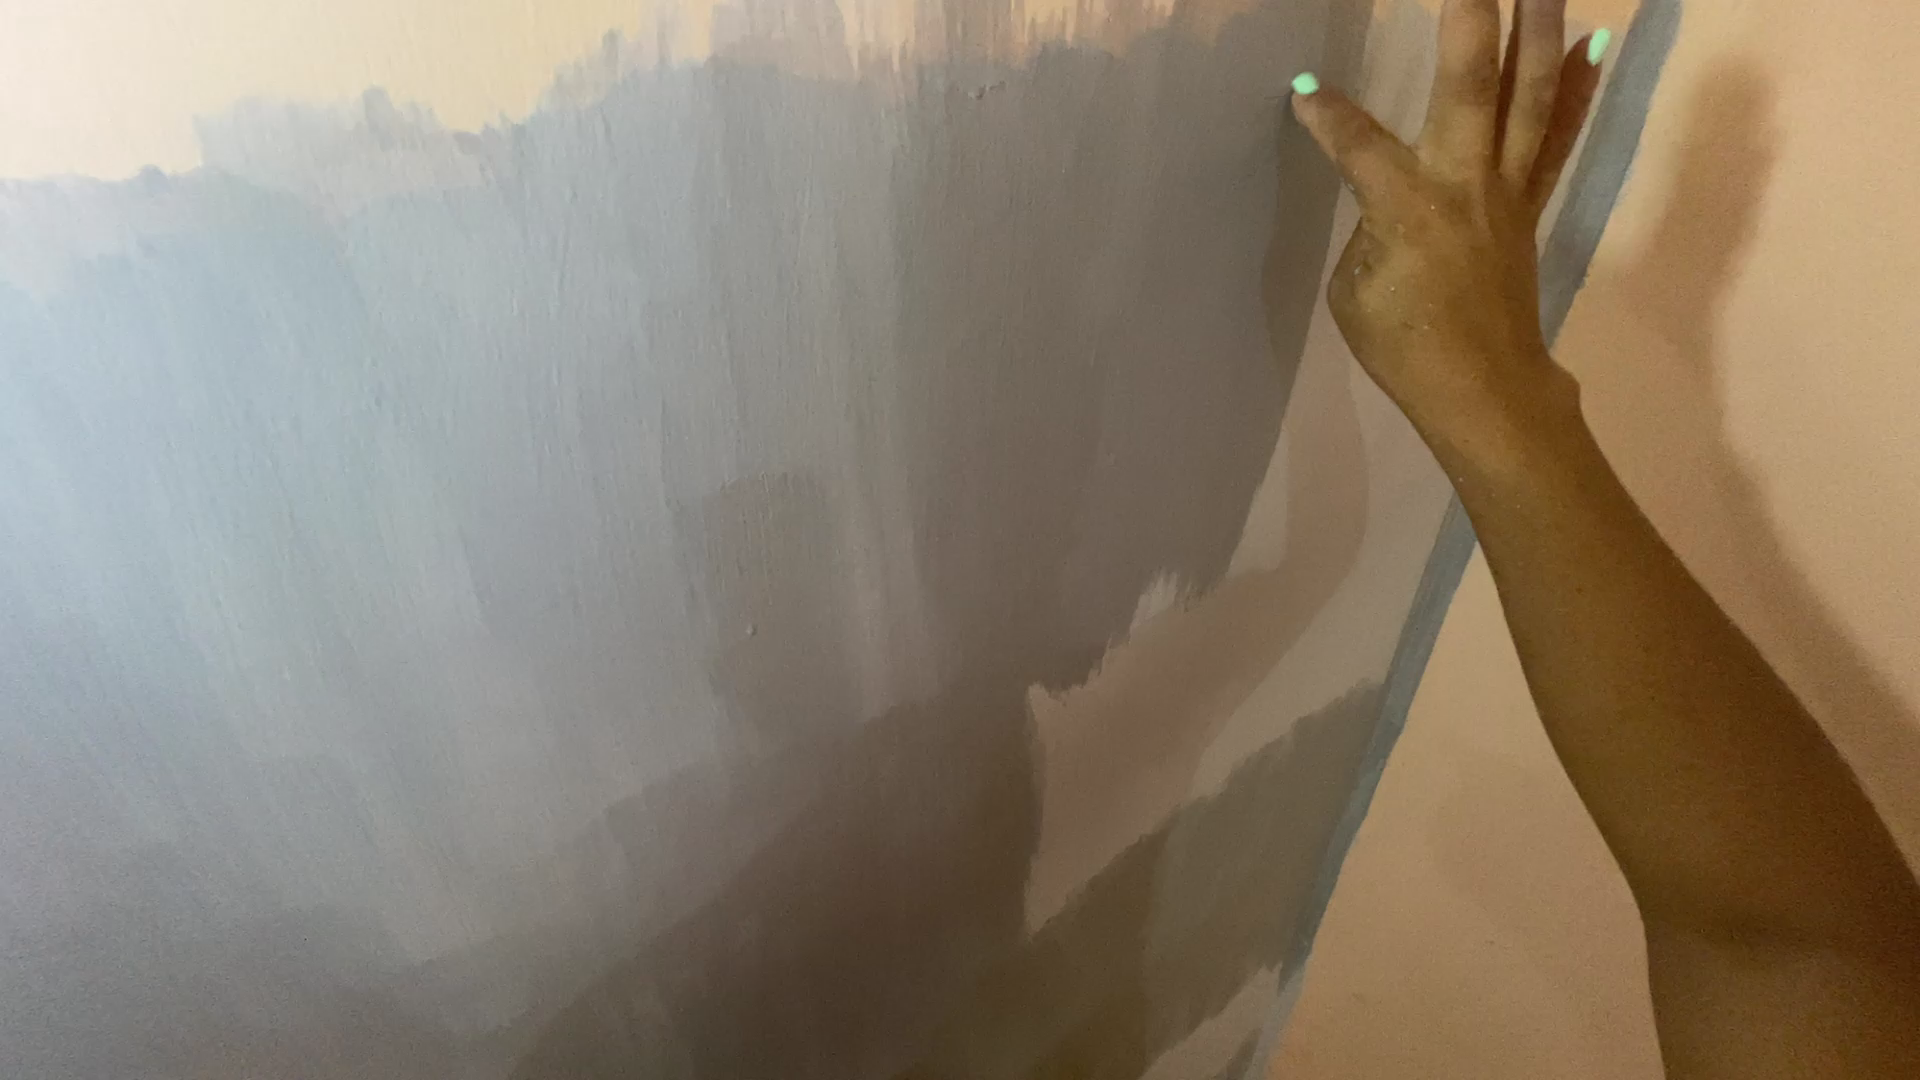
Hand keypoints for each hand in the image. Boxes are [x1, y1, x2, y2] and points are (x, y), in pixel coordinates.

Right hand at [1290, 0, 1606, 465]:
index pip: (1358, 146)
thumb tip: (1387, 206)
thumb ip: (1367, 234)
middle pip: (1470, 85)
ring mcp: (1506, 190)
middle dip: (1467, 17)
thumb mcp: (1352, 291)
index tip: (1304, 90)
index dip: (1327, 116)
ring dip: (1536, 27)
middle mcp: (1463, 183)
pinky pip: (1556, 137)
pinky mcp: (1531, 205)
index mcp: (1405, 210)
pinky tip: (1592, 41)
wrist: (1476, 383)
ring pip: (1528, 94)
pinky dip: (1576, 87)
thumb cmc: (1400, 345)